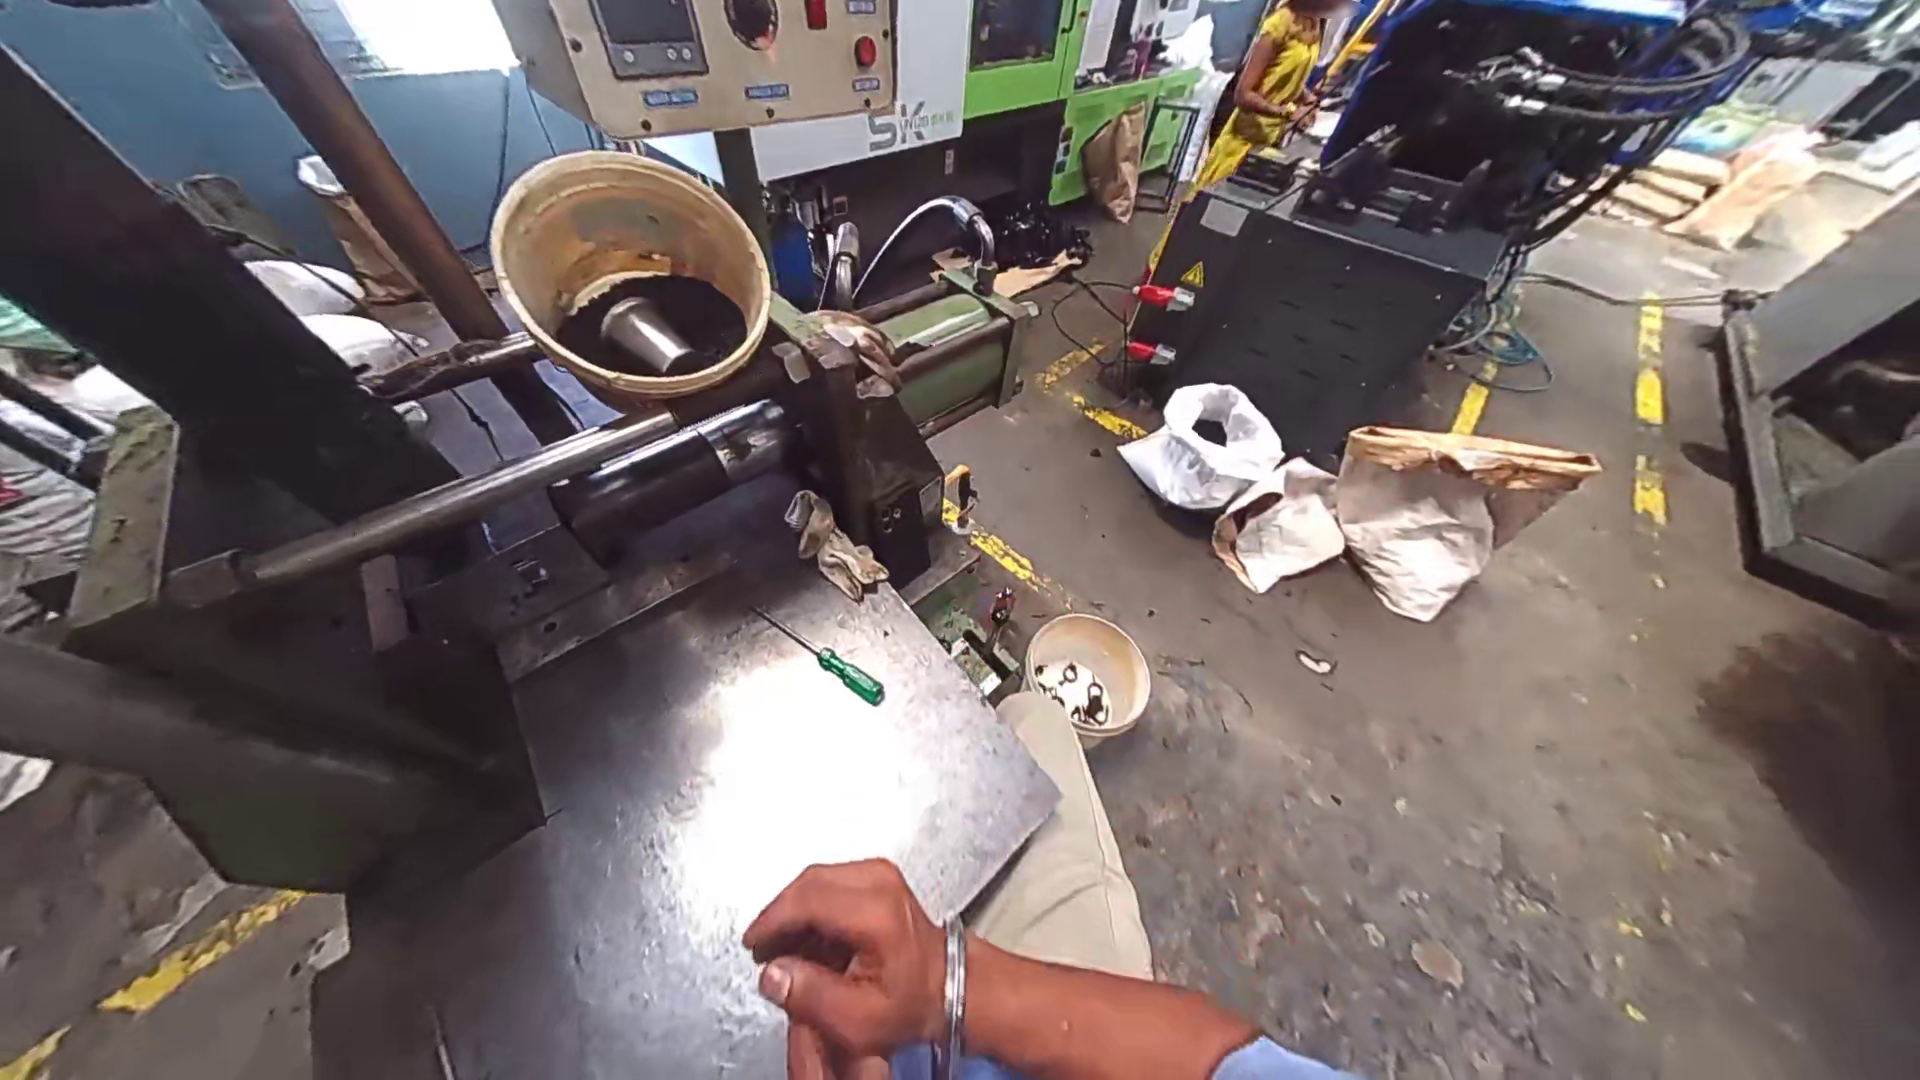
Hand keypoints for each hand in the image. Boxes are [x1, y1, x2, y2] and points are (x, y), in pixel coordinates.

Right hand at [744, 859, 947, 1062]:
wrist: (946, 982)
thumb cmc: (907, 1003)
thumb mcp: (859, 1020)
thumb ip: (811, 996)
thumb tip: (771, 973)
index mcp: (875, 910)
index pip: (810, 899)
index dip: (774, 919)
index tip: (753, 943)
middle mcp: (878, 879)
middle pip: (811, 882)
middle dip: (780, 913)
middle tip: (762, 948)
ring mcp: (879, 871)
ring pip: (818, 878)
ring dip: (794, 908)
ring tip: (781, 947)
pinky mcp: (878, 873)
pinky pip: (831, 879)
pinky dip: (811, 904)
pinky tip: (805, 936)